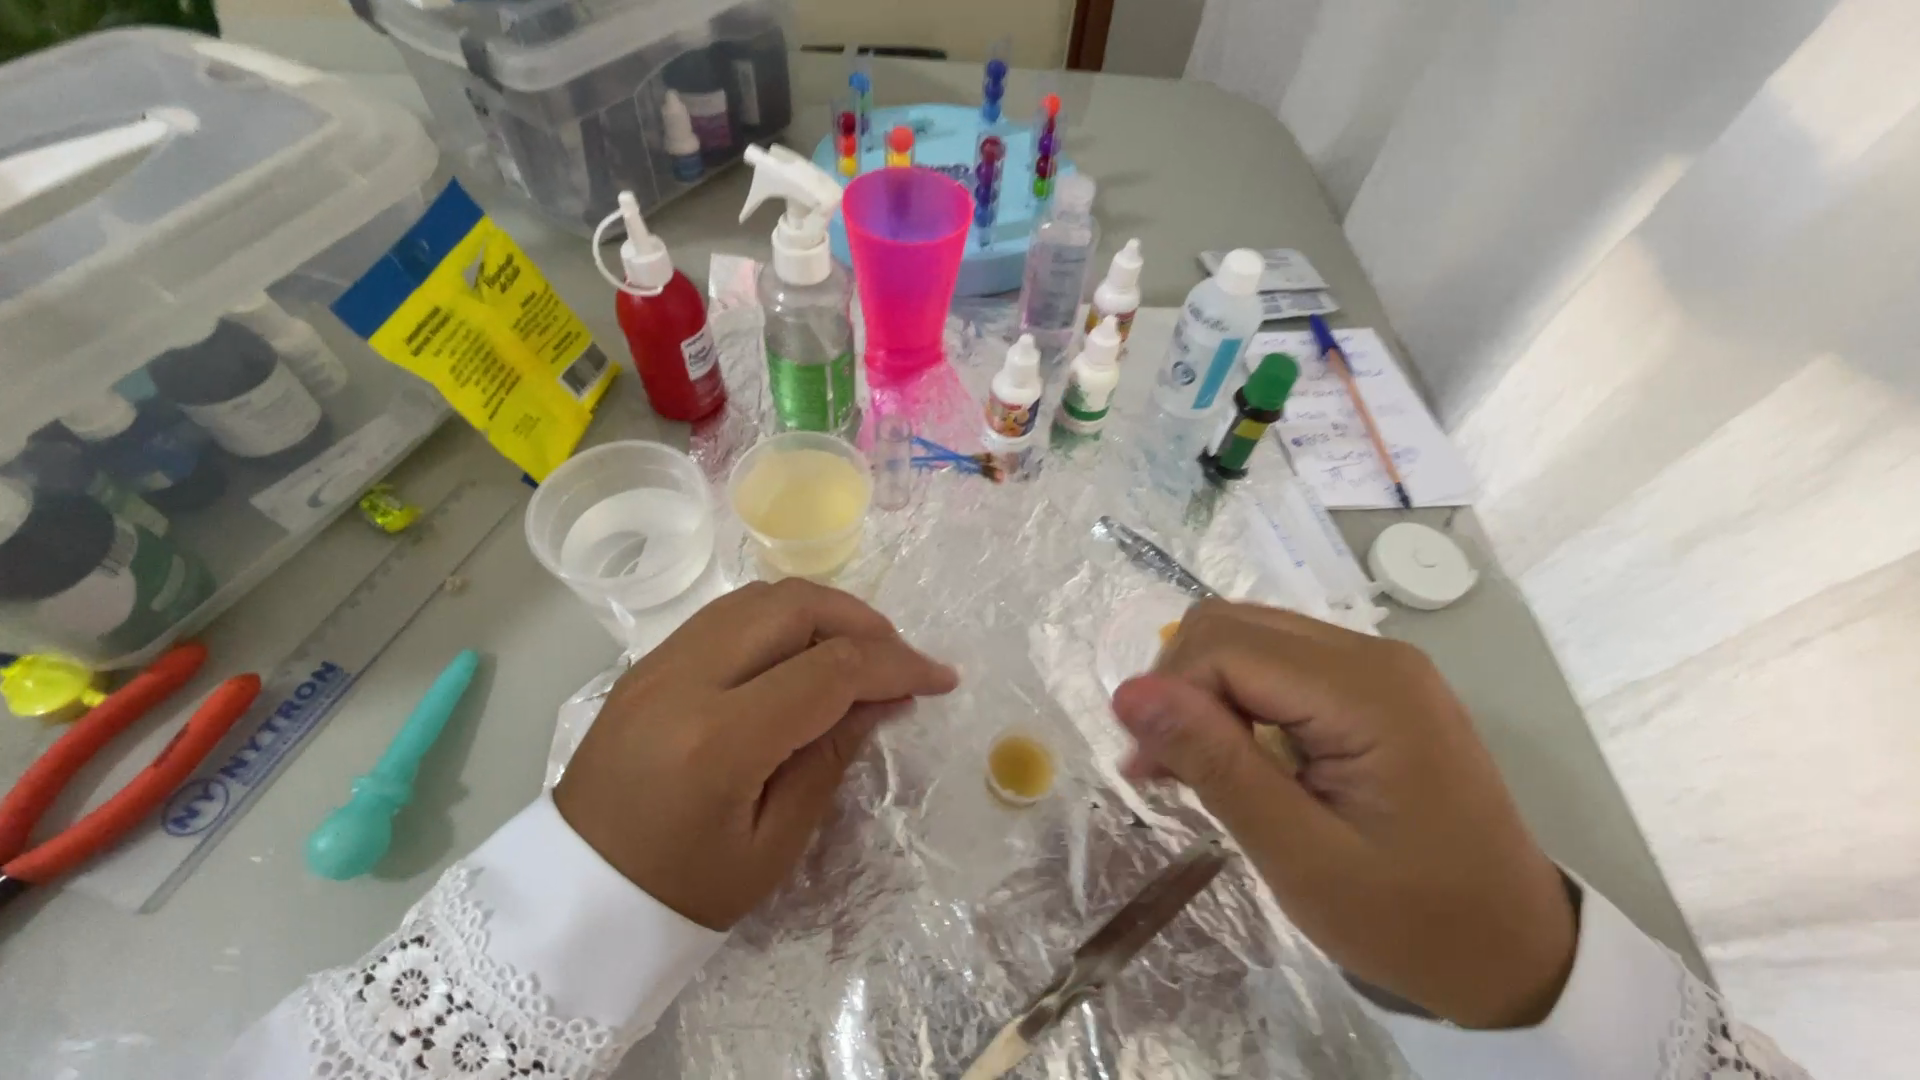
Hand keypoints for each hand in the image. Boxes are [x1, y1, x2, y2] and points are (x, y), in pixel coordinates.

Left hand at [553, 579, 957, 929]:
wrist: (575, 897)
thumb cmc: (681, 891)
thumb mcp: (774, 843)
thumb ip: (831, 757)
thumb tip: (882, 697)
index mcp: (718, 740)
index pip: (829, 670)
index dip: (897, 665)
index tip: (940, 678)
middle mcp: (684, 679)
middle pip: (794, 606)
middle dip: (863, 620)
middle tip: (899, 658)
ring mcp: (658, 662)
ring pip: (760, 598)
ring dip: (822, 611)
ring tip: (858, 652)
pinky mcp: (648, 662)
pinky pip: (728, 614)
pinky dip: (781, 619)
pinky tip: (802, 654)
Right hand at [1111, 600, 1576, 1029]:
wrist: (1515, 952)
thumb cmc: (1410, 919)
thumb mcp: (1299, 857)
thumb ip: (1216, 764)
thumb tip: (1128, 693)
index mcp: (1367, 691)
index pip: (1224, 646)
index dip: (1169, 696)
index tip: (1148, 771)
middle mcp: (1373, 654)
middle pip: (1231, 627)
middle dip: (1180, 688)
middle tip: (1165, 770)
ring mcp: (1378, 665)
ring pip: (1247, 637)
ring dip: (1202, 693)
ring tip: (1193, 767)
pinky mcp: (1374, 685)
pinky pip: (1276, 663)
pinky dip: (1236, 698)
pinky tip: (1234, 754)